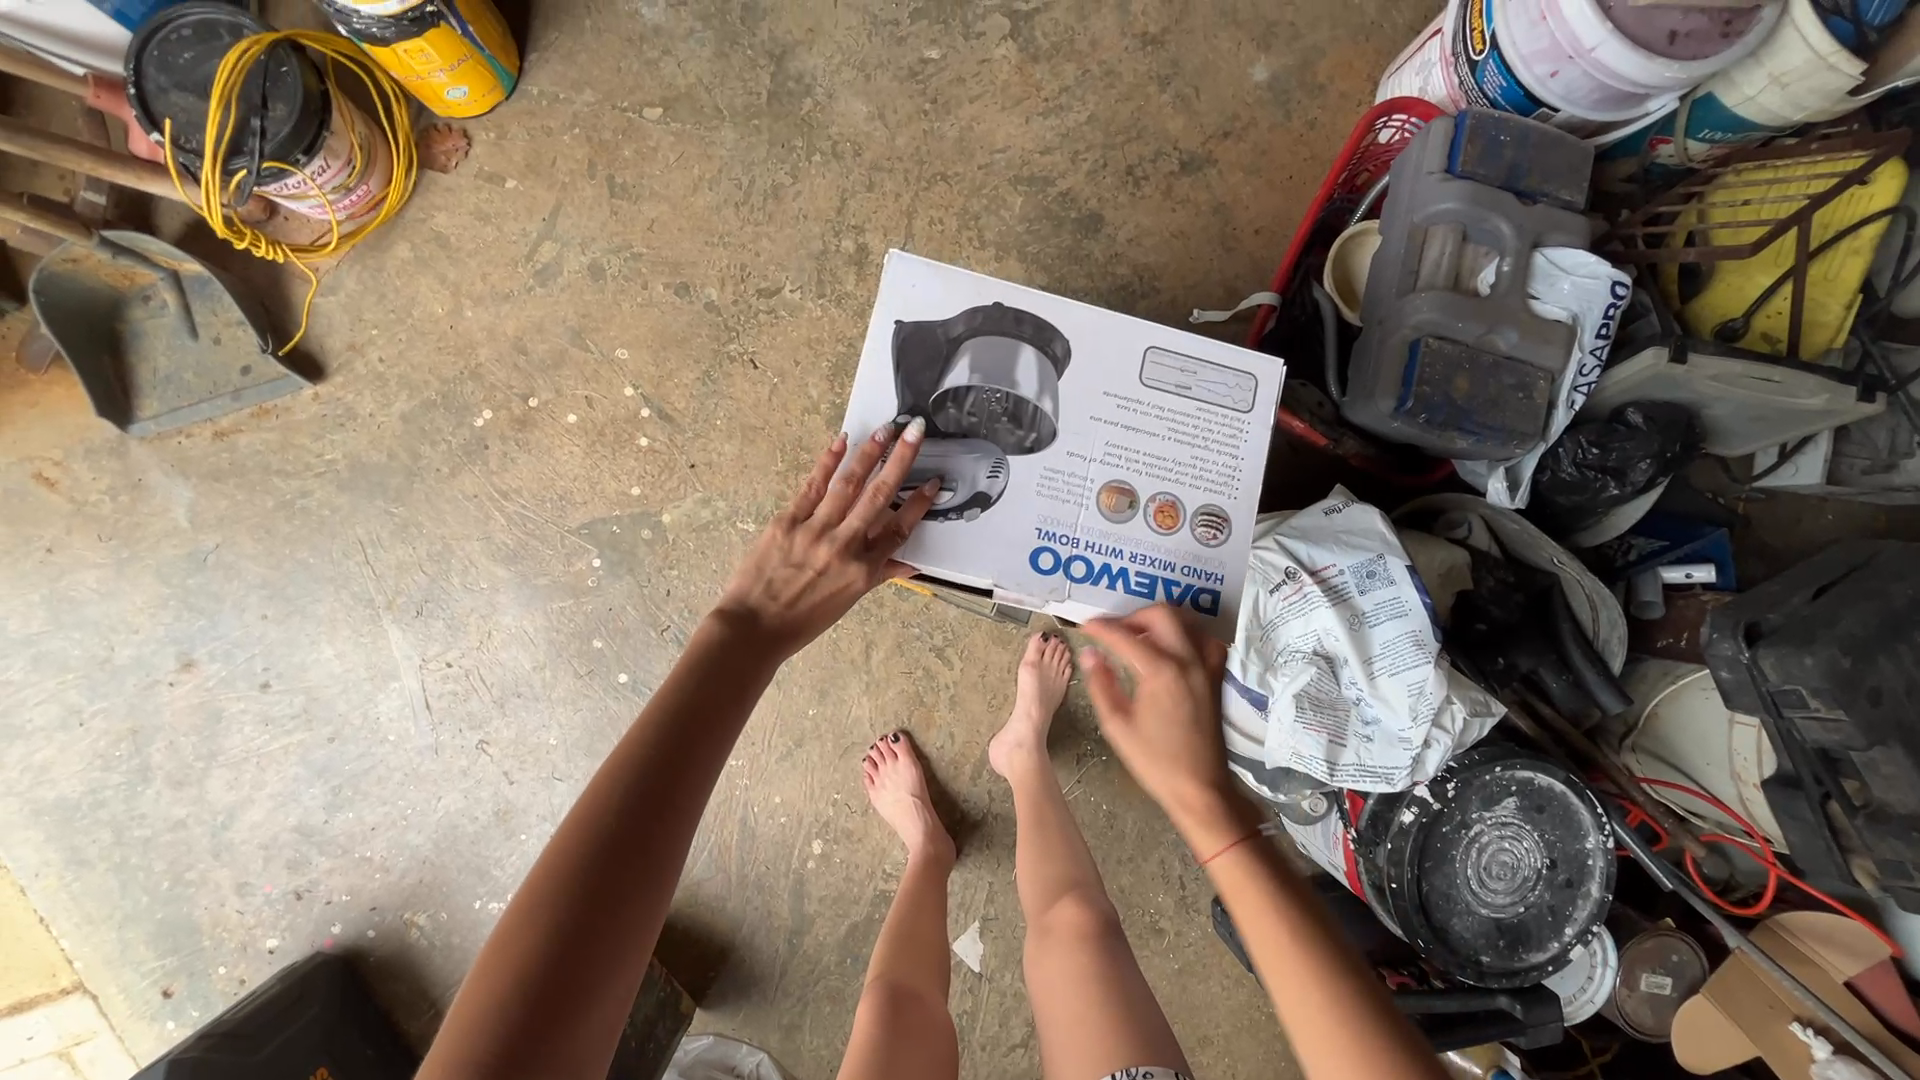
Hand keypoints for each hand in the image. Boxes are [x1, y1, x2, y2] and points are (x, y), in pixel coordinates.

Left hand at [712, 419, 938, 657]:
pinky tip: (841, 441)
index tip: (934, 481)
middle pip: (879, 497)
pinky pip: (812, 486)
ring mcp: (815, 532)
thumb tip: (910, 564)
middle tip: (916, 430)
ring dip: (868, 453)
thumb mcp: (848, 601)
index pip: (899, 531)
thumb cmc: (802, 620)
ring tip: (885, 429)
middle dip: (900, 460)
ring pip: (848, 485)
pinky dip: (828, 461)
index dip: (918, 504)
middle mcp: (844, 547)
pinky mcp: (787, 522)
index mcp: (863, 571)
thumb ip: (879, 576)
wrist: (754, 628)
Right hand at [1079, 606, 1253, 846]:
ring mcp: (1208, 666)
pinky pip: (1205, 640)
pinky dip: (1187, 634)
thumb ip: (1101, 683)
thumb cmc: (1155, 761)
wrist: (1201, 788)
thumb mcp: (1116, 725)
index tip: (1085, 627)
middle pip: (1162, 614)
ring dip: (1161, 621)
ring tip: (1140, 637)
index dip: (1102, 628)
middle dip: (1133, 616)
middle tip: (1114, 633)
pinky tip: (1172, 649)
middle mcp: (1189, 660)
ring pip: (1187, 621)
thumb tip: (1090, 654)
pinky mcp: (1217, 677)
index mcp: (1161, 671)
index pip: (1125, 636)